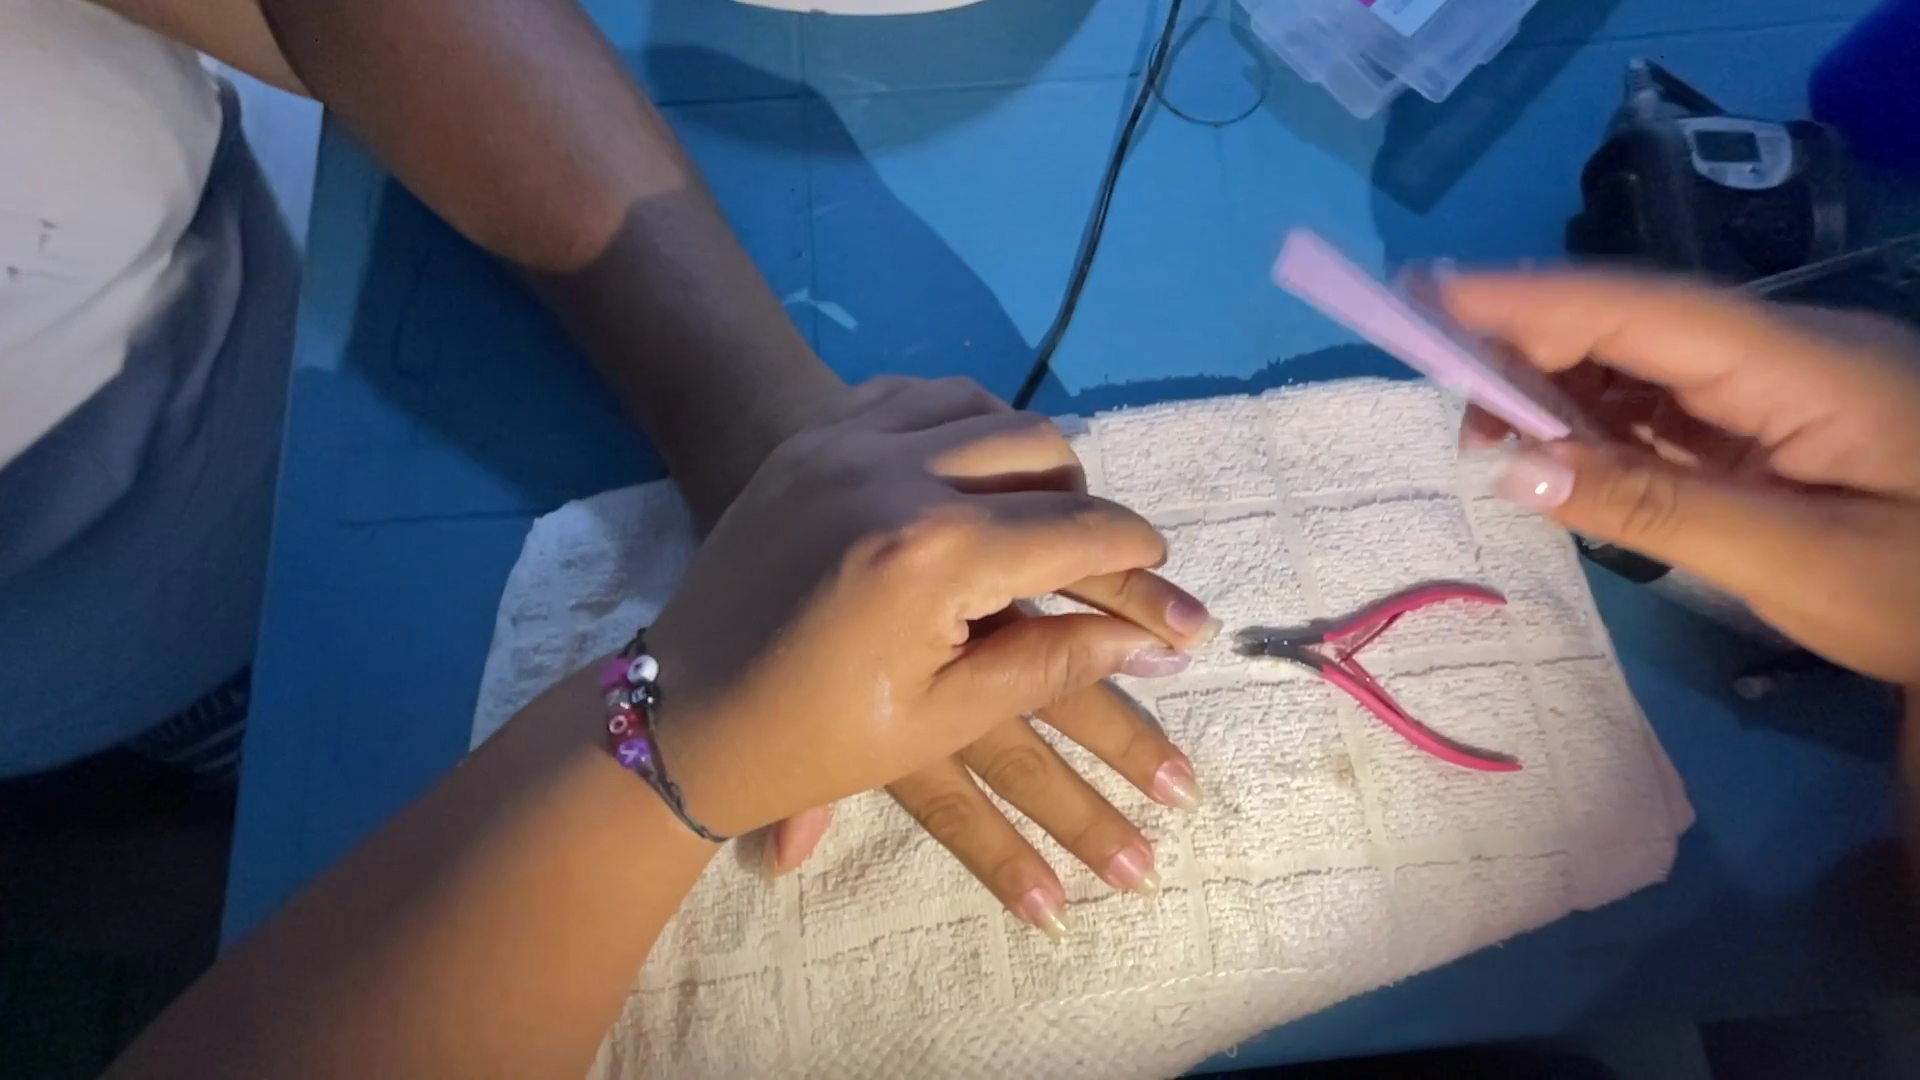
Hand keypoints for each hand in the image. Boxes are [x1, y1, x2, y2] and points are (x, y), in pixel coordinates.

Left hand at [644, 378, 1191, 848]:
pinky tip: (962, 472)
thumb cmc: (811, 738)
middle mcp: (894, 472)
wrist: (678, 712)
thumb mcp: (942, 719)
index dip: (1138, 558)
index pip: (1077, 532)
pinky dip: (961, 424)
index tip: (1167, 579)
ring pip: (986, 408)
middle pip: (1043, 450)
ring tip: (1028, 514)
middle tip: (1088, 560)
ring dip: (1029, 457)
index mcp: (930, 556)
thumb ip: (1053, 663)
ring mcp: (846, 441)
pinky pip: (918, 395)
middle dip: (1088, 505)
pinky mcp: (816, 437)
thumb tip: (1149, 639)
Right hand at [1442, 271, 1919, 683]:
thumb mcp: (1798, 562)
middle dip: (1521, 353)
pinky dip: (1580, 421)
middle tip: (1461, 422)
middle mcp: (1776, 353)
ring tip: (1494, 447)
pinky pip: (1643, 399)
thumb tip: (1513, 472)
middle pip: (1618, 324)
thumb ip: (1652, 510)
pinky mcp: (1753, 415)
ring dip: (1543, 391)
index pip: (1636, 311)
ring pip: (1622, 359)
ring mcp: (1764, 383)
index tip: (1427, 297)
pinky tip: (1554, 453)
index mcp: (1800, 367)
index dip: (1525, 299)